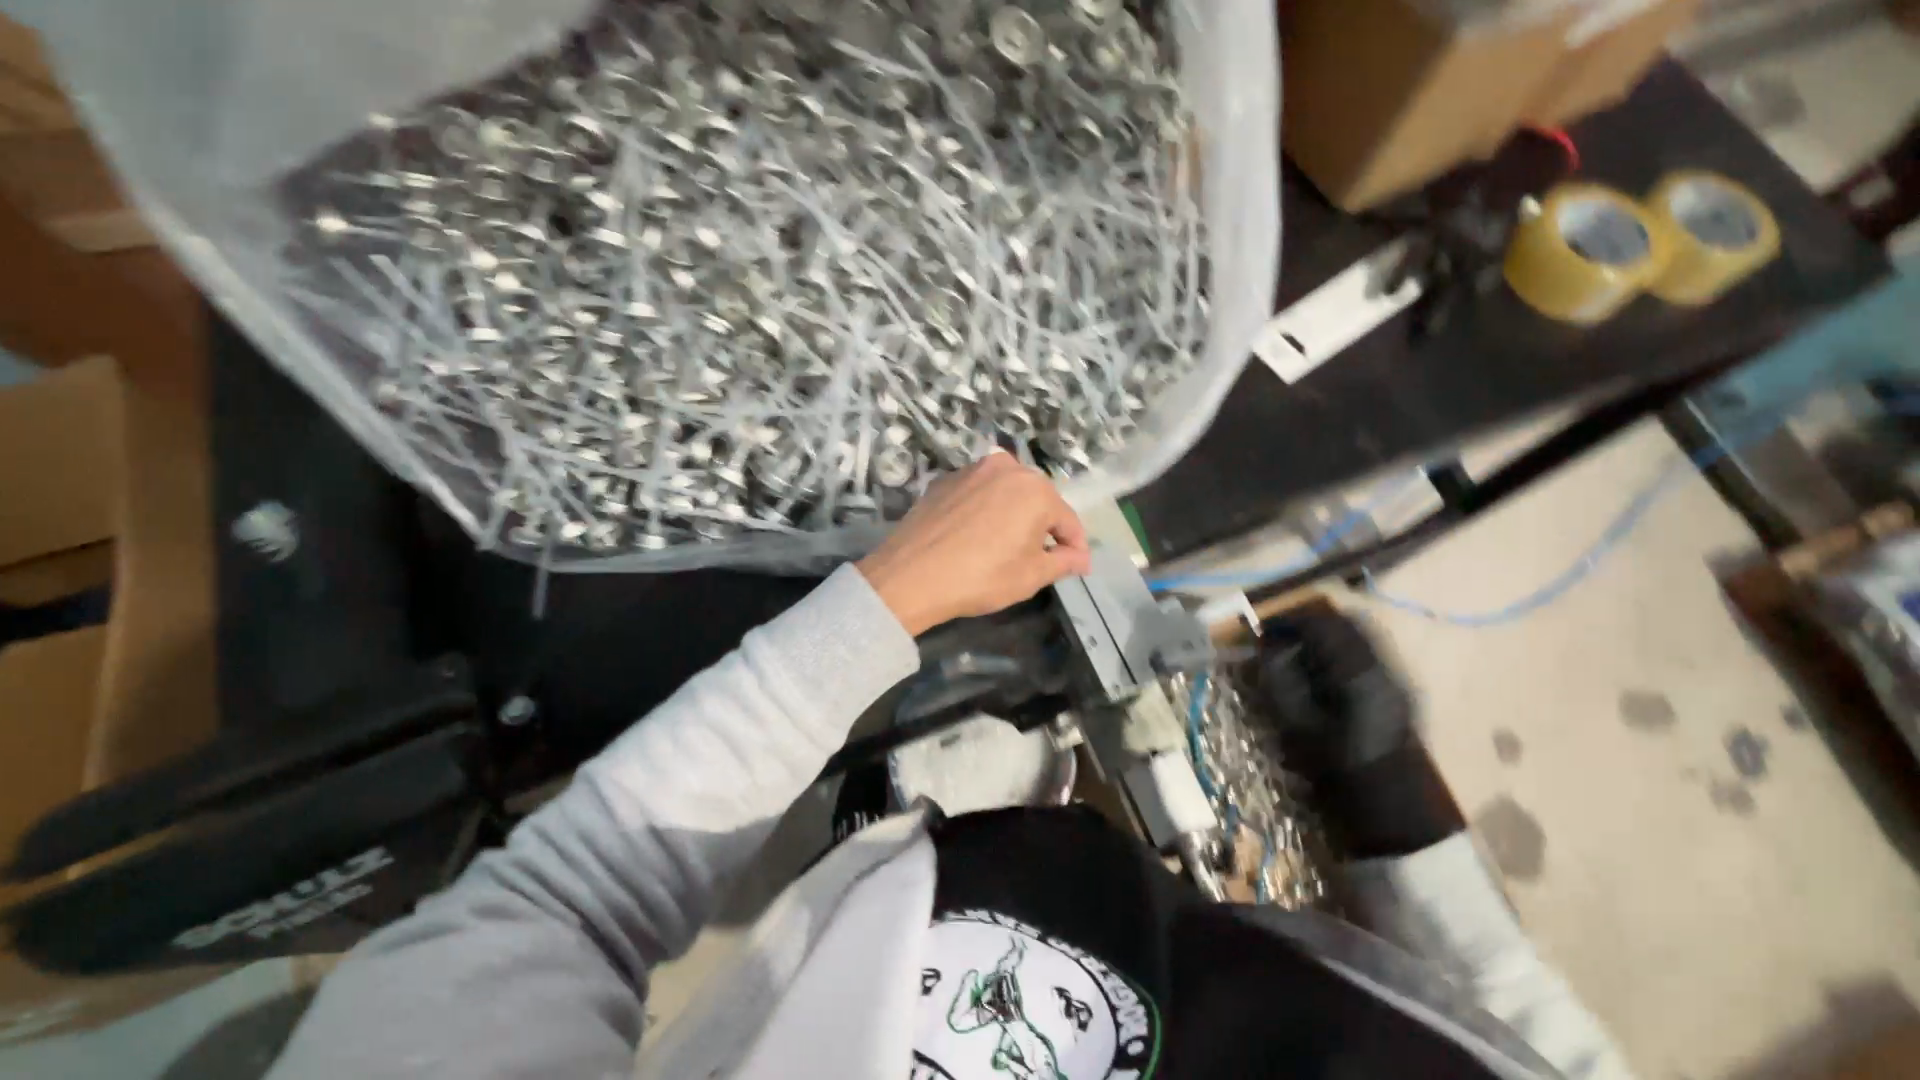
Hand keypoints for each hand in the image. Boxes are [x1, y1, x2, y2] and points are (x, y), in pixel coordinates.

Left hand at [856, 452, 1092, 635]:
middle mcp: (1007, 468)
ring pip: (1005, 492)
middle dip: (1043, 526)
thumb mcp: (1031, 576)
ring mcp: (972, 470)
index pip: (1067, 521)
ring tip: (1005, 545)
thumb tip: (1082, 558)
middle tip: (1039, 557)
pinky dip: (983, 510)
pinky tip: (974, 536)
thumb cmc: (981, 577)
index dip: (1074, 547)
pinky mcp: (944, 480)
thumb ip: (1063, 562)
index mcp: (1036, 490)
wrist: (911, 575)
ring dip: (1012, 514)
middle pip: (1037, 500)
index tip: (1077, 567)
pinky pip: (976, 493)